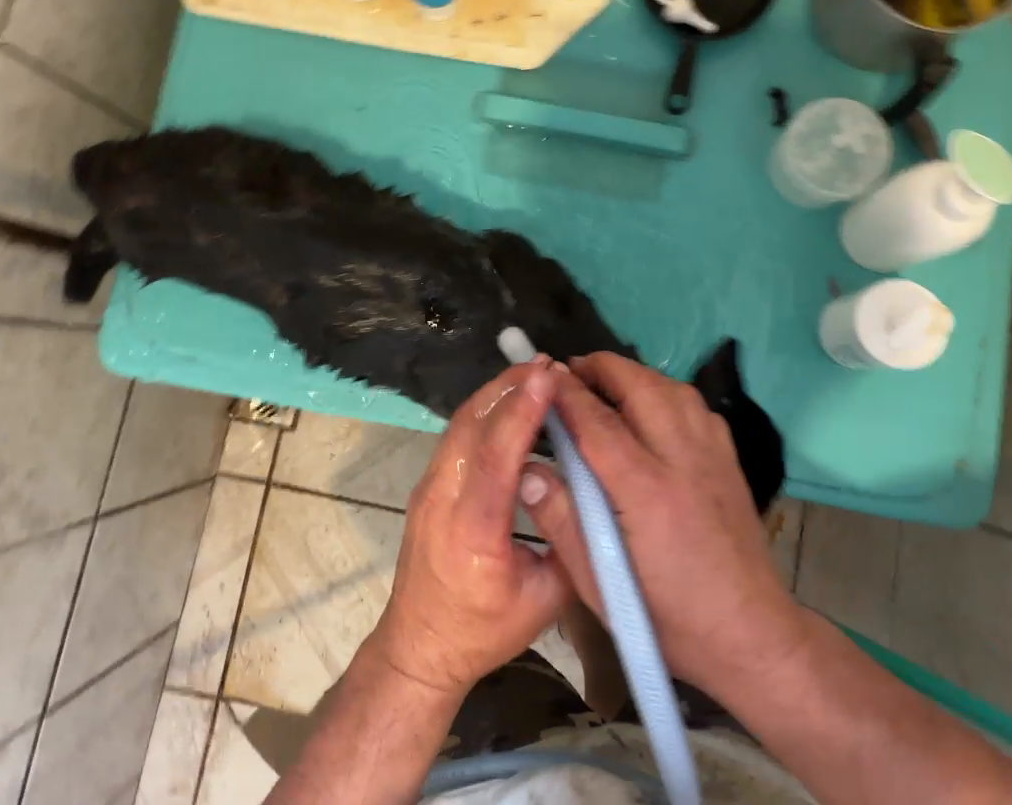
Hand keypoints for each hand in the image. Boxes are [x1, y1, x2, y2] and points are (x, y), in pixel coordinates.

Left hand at [365, 362, 571, 697]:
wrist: (420, 647)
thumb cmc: (485, 630)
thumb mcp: (544, 599)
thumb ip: (569, 543)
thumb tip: (592, 492)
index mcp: (474, 529)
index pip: (497, 454)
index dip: (523, 411)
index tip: (548, 375)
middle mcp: (443, 498)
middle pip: (472, 425)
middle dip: (508, 387)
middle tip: (547, 364)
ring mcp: (428, 490)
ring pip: (459, 425)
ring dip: (494, 395)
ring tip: (530, 374)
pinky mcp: (426, 488)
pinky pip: (454, 438)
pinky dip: (482, 413)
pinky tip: (506, 405)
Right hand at [516, 353, 806, 700]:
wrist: (748, 634)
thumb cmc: (665, 618)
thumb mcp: (598, 585)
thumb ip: (562, 522)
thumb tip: (527, 472)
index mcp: (645, 492)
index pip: (597, 423)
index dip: (565, 394)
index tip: (541, 377)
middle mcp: (682, 460)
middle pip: (640, 387)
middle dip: (601, 369)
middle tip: (569, 372)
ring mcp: (713, 456)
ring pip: (673, 389)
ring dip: (635, 376)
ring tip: (605, 385)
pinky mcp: (731, 461)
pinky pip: (696, 407)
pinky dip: (667, 394)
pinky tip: (651, 410)